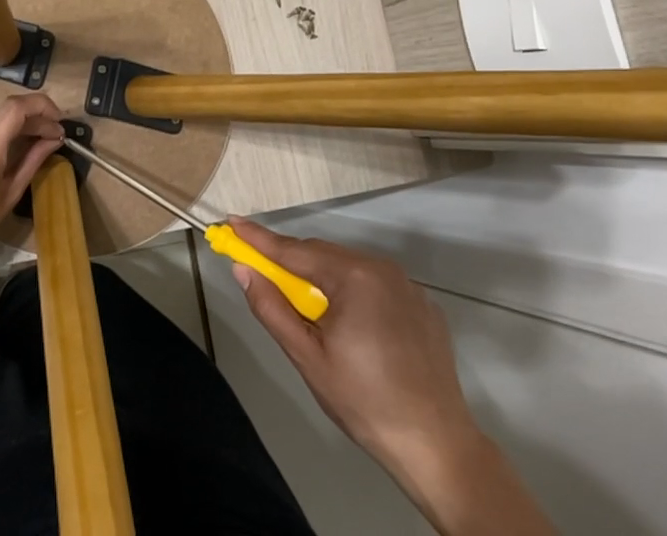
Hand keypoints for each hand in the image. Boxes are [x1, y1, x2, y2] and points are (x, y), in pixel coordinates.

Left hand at [0, 95, 64, 266]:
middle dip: (30, 120)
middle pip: (3, 113)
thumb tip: (54, 138)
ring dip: (10, 127)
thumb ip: (33, 161)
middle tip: (49, 136)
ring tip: (26, 144)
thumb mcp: (9, 196)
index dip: (41, 105)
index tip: (57, 120)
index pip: (14, 108)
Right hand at [228, 219, 477, 471]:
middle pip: (322, 255)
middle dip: (289, 261)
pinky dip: (350, 293)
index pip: (294, 251)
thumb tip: (244, 270)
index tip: (231, 223)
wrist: (435, 443)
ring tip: (302, 307)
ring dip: (319, 278)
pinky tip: (346, 324)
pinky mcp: (423, 308)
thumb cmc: (363, 400)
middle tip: (257, 269)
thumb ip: (271, 307)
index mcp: (354, 278)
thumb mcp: (306, 356)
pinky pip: (375, 287)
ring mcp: (409, 288)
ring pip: (349, 270)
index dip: (258, 239)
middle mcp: (384, 271)